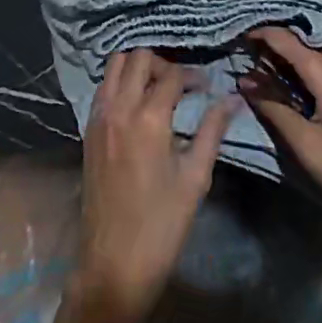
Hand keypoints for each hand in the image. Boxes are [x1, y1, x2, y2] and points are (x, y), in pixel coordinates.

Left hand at [56, 50, 235, 322]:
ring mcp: (98, 118)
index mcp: (148, 118)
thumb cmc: (162, 224)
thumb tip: (233, 99)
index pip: (172, 74)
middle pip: (138, 57)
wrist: (113, 265)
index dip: (194, 75)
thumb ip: (213, 130)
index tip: (207, 87)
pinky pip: (103, 88)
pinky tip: (137, 103)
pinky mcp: (88, 131)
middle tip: (181, 83)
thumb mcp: (196, 177)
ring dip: (137, 67)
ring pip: (114, 66)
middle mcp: (119, 109)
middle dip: (163, 62)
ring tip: (158, 87)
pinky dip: (120, 82)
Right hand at [238, 27, 321, 238]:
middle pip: (292, 42)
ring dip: (278, 61)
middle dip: (263, 47)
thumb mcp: (306, 143)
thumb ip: (273, 108)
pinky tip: (282, 86)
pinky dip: (295, 71)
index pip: (281, 36)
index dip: (254, 34)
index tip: (230, 40)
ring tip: (252, 72)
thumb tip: (244, 81)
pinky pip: (315, 67)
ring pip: (304, 55)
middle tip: (236, 59)